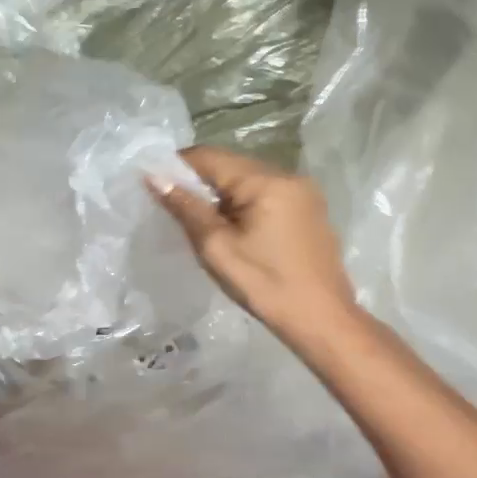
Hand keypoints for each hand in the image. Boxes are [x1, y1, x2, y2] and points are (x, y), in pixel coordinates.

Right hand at [147, 145, 357, 332]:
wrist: (323, 321)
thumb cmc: (264, 283)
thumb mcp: (215, 245)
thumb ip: (184, 206)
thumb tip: (153, 176)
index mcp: (266, 182)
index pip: (209, 156)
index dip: (175, 166)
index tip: (153, 187)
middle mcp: (288, 177)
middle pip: (228, 164)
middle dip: (196, 180)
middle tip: (172, 206)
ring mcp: (302, 192)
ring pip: (243, 178)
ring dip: (216, 192)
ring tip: (198, 219)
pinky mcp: (307, 208)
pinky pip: (261, 192)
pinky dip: (238, 201)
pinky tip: (228, 226)